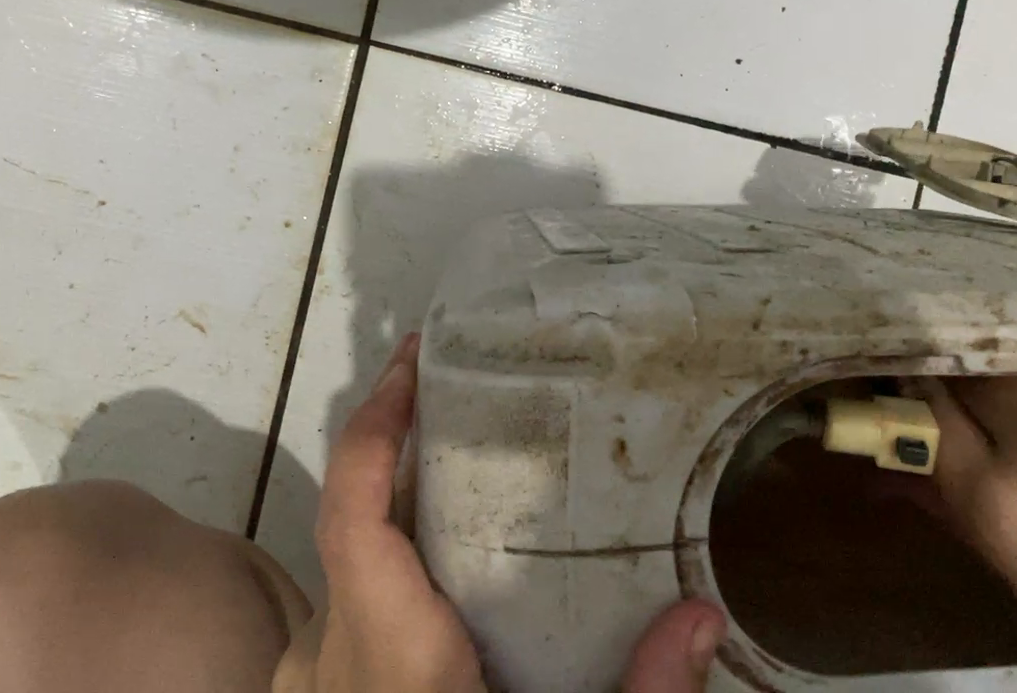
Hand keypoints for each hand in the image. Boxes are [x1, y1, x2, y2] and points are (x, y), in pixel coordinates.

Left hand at [274, 333, 724, 692]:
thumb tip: (704, 616)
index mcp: (387, 649)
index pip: (352, 502)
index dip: (376, 421)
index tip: (418, 358)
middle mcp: (331, 644)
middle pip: (355, 510)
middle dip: (407, 442)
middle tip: (473, 391)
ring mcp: (312, 666)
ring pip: (352, 553)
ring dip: (402, 499)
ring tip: (472, 460)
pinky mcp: (317, 684)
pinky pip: (351, 593)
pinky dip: (395, 555)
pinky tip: (452, 560)